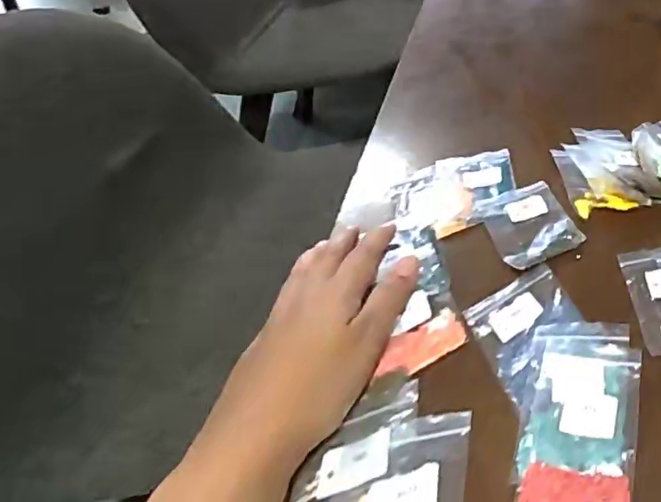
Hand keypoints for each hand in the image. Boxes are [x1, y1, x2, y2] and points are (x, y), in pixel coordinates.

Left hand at [181, 225, 418, 480]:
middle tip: (357, 227)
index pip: (362, 257)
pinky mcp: (263, 338)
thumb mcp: (368, 344)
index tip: (391, 225)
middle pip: (329, 258)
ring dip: (320, 254)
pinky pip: (288, 288)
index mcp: (337, 292)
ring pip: (303, 272)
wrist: (250, 435)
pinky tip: (296, 288)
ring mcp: (281, 315)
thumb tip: (410, 257)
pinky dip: (299, 274)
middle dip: (346, 241)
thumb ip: (389, 299)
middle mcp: (308, 294)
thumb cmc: (322, 386)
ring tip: (326, 244)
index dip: (378, 240)